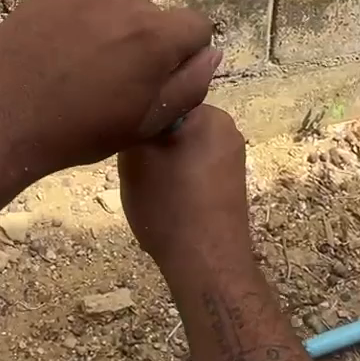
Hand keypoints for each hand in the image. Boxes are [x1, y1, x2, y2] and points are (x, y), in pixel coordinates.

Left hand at [0, 0, 219, 174]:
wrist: (3, 122)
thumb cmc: (82, 131)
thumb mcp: (147, 122)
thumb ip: (190, 85)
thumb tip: (212, 53)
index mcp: (156, 35)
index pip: (196, 25)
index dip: (184, 54)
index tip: (159, 79)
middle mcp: (124, 1)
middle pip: (152, 15)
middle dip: (145, 41)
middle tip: (114, 79)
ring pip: (114, 5)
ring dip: (110, 29)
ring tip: (81, 67)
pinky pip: (77, 1)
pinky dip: (74, 21)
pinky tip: (55, 53)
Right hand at [117, 105, 250, 268]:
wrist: (206, 262)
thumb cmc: (168, 205)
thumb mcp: (136, 159)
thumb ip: (136, 126)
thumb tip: (135, 114)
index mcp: (210, 115)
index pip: (164, 98)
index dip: (139, 119)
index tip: (126, 141)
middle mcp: (228, 129)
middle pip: (174, 123)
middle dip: (153, 142)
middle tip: (134, 168)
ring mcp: (232, 157)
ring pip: (182, 146)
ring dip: (163, 162)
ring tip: (150, 188)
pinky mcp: (231, 182)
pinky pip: (194, 167)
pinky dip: (177, 179)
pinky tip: (167, 201)